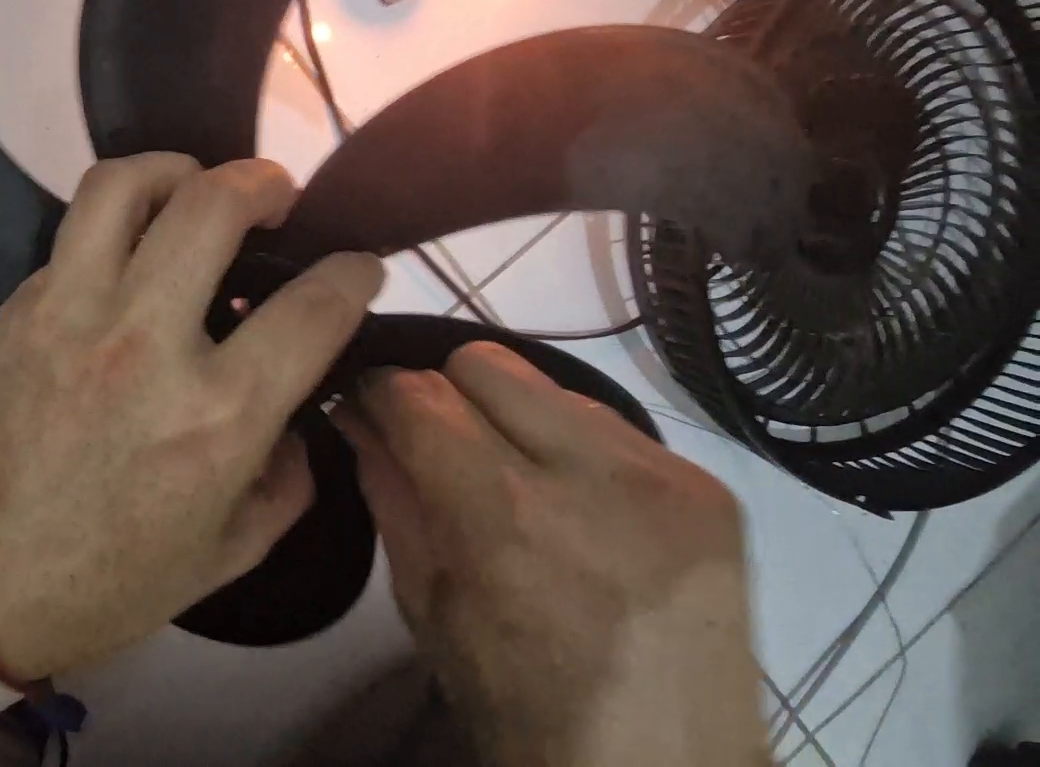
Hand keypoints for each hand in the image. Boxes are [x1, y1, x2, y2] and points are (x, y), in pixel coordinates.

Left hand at [0, 153, 384, 679]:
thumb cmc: (114, 577)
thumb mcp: (234, 546)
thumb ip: (290, 470)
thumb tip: (301, 405)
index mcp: (217, 415)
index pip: (312, 308)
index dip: (354, 273)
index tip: (359, 266)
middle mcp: (145, 344)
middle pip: (213, 206)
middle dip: (262, 182)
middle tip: (275, 196)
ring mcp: (71, 314)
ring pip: (123, 187)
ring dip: (175, 168)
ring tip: (195, 187)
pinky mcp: (20, 308)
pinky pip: (76, 237)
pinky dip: (117, 231)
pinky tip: (128, 263)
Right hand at [340, 344, 769, 766]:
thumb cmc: (517, 701)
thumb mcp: (423, 600)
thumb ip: (387, 488)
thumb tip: (353, 412)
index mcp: (504, 517)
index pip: (417, 394)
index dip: (378, 390)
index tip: (367, 405)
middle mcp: (590, 477)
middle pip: (480, 363)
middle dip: (440, 392)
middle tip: (437, 443)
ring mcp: (663, 476)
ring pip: (544, 380)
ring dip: (506, 411)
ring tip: (509, 471)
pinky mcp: (710, 485)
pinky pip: (605, 419)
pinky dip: (566, 439)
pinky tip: (569, 495)